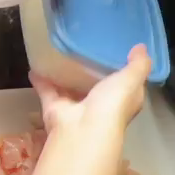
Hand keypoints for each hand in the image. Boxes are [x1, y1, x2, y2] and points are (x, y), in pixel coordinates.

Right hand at [31, 43, 151, 141]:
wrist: (83, 127)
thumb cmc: (113, 104)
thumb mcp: (132, 79)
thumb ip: (138, 64)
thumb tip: (140, 47)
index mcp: (121, 99)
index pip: (125, 83)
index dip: (124, 69)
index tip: (118, 50)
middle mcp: (98, 104)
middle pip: (95, 85)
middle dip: (92, 71)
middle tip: (87, 47)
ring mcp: (75, 106)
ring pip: (69, 87)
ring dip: (64, 75)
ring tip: (60, 55)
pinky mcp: (55, 107)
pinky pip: (47, 90)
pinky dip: (41, 80)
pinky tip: (34, 67)